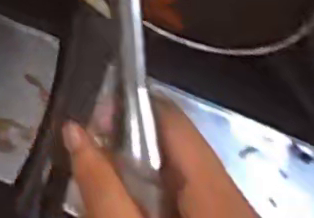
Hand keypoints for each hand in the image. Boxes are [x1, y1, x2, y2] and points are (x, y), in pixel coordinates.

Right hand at [65, 102, 257, 217]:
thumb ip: (101, 183)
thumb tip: (73, 129)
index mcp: (220, 194)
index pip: (171, 117)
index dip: (125, 107)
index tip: (90, 123)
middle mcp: (239, 202)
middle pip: (174, 147)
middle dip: (127, 147)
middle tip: (92, 163)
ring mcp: (238, 217)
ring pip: (182, 177)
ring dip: (140, 177)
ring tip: (110, 191)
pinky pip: (193, 201)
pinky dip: (159, 200)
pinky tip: (136, 211)